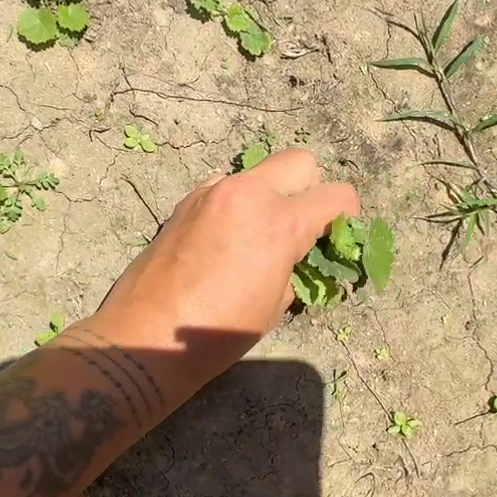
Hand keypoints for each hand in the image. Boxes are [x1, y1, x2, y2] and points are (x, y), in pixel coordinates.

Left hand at [80, 149, 358, 403]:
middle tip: (302, 227)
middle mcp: (249, 194)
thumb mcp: (276, 305)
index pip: (336, 196)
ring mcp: (213, 192)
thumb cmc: (220, 331)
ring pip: (259, 172)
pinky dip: (237, 204)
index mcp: (280, 222)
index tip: (339, 237)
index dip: (347, 217)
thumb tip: (295, 258)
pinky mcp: (187, 201)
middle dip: (310, 189)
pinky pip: (226, 187)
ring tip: (260, 237)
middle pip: (300, 161)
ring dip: (270, 195)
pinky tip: (227, 240)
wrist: (149, 335)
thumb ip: (294, 267)